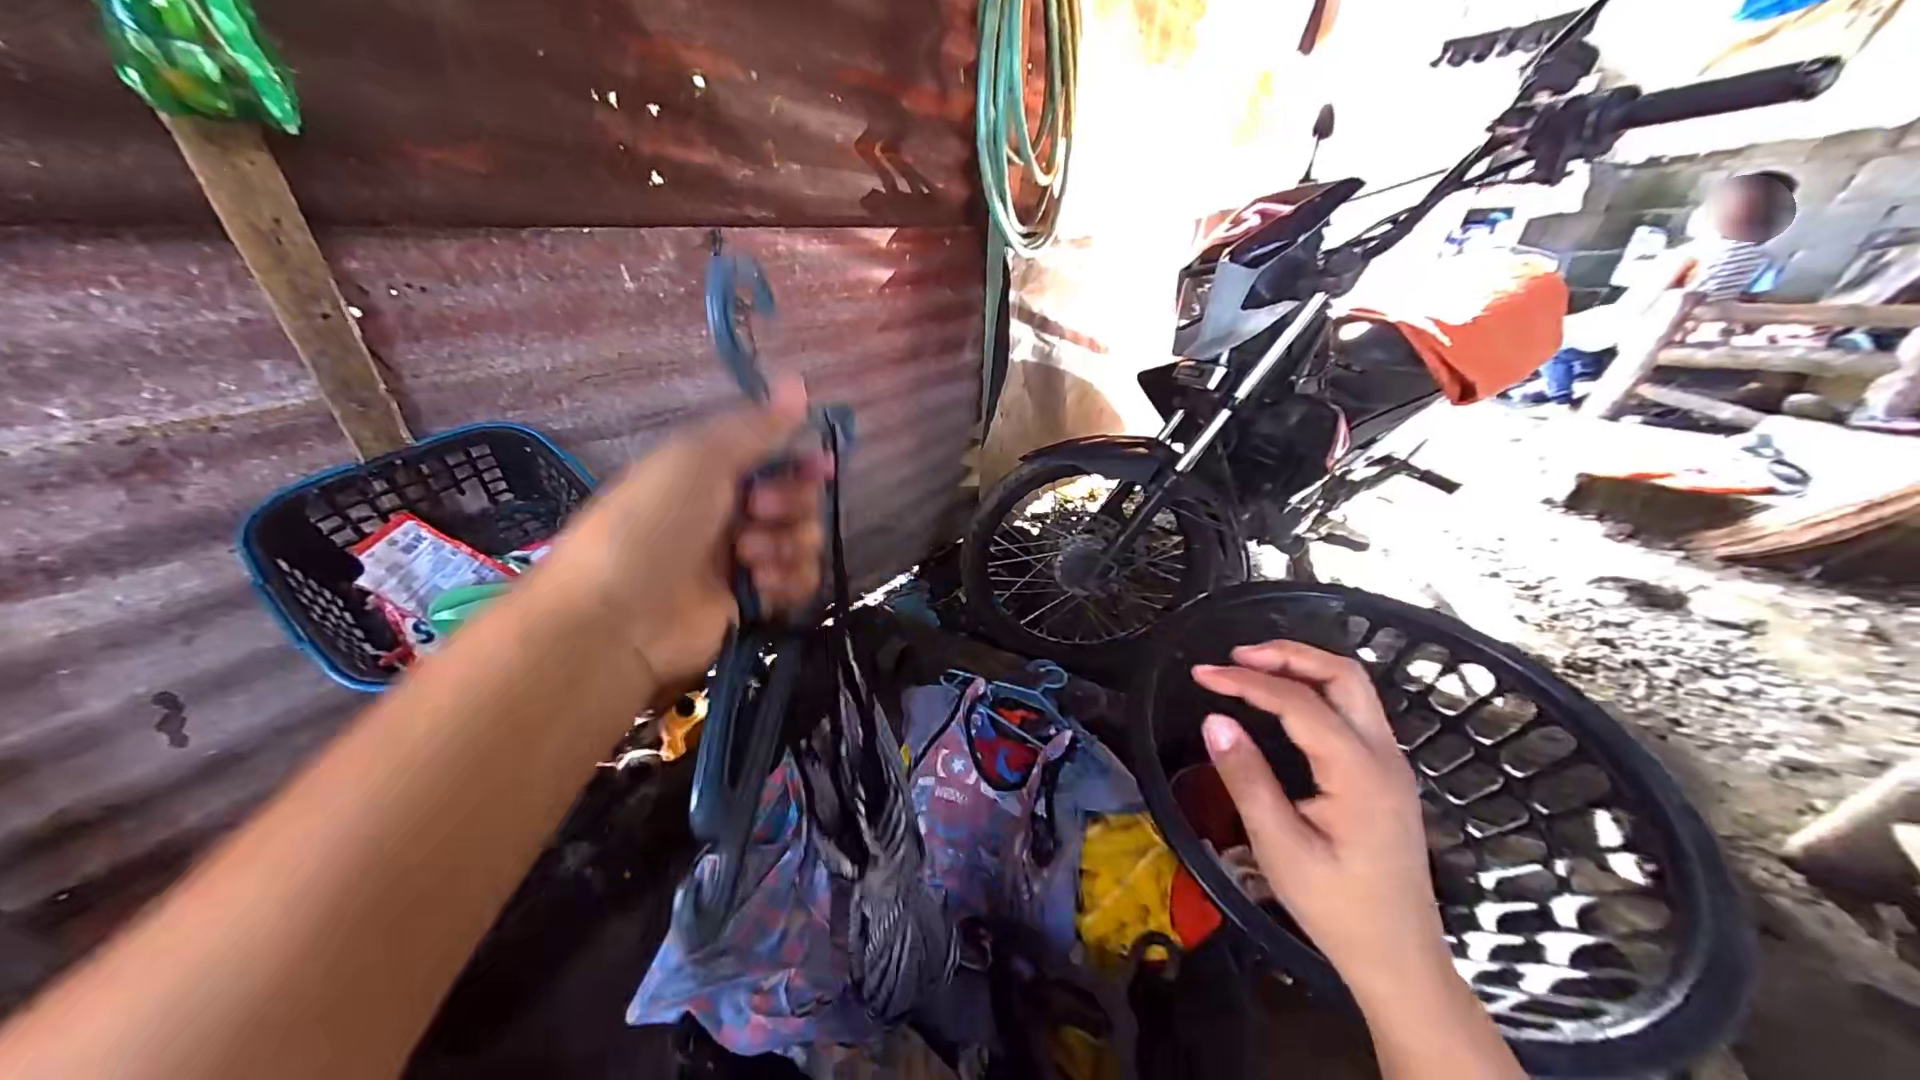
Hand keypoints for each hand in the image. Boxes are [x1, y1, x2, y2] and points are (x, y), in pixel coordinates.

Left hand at [542, 374, 828, 687]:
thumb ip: (757, 426)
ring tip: (750, 556)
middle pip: (798, 500)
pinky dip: (789, 580)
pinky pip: (800, 582)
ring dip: (788, 544)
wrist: (620, 615)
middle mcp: (733, 512)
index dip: (802, 461)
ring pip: (804, 541)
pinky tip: (761, 583)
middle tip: (759, 510)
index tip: (821, 466)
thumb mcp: (699, 458)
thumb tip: (799, 382)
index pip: (777, 458)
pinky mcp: (756, 601)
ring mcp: (745, 559)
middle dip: (791, 503)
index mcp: (714, 472)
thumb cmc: (654, 523)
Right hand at [1191, 642, 1450, 1000]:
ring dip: (1303, 667)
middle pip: (1343, 675)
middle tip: (1235, 657)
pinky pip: (1354, 709)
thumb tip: (1214, 720)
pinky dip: (1315, 688)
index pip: (1298, 703)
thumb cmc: (1336, 908)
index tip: (1201, 674)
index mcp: (1359, 773)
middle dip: (1286, 655)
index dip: (1245, 681)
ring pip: (1353, 687)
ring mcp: (1391, 763)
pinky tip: (1284, 700)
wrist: (1399, 959)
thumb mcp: (1279, 848)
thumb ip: (1247, 779)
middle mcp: (1384, 756)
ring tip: (1252, 667)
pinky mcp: (1386, 773)